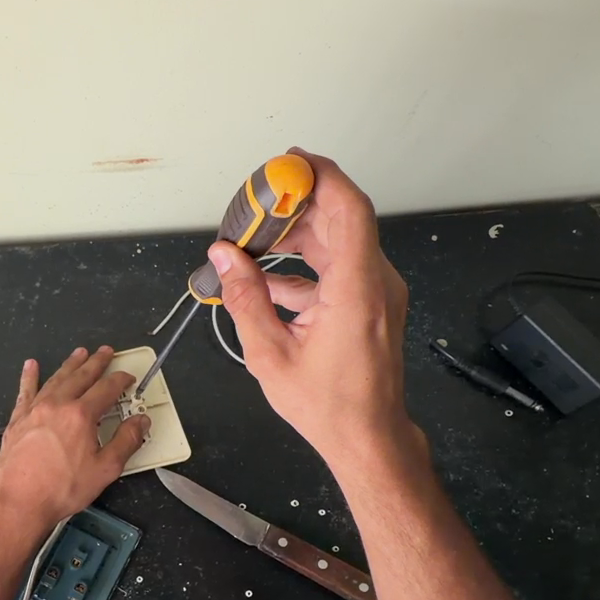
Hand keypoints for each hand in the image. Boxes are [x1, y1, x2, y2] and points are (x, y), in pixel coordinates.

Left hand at [0, 347, 147, 533]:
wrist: (20, 502)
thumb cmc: (63, 489)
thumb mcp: (105, 469)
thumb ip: (126, 441)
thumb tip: (141, 421)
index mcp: (81, 415)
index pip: (107, 389)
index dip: (121, 380)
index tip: (128, 377)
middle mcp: (57, 405)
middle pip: (81, 376)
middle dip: (96, 362)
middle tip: (105, 351)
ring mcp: (34, 410)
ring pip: (56, 379)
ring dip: (70, 364)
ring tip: (80, 353)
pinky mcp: (17, 419)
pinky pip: (25, 391)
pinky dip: (30, 376)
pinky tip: (31, 365)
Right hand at [214, 149, 419, 464]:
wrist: (367, 436)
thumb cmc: (323, 404)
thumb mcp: (269, 354)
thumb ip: (245, 299)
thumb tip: (223, 256)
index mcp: (356, 289)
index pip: (348, 209)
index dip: (319, 177)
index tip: (284, 163)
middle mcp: (375, 281)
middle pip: (341, 219)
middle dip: (296, 204)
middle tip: (253, 206)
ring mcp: (376, 291)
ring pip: (339, 242)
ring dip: (297, 236)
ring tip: (252, 242)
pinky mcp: (370, 304)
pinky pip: (338, 268)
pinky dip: (303, 266)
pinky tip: (266, 280)